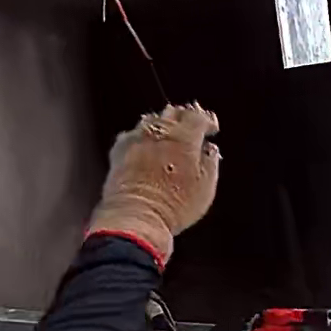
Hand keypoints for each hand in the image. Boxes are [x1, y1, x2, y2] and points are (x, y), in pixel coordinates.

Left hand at [86, 104, 221, 264]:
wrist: (136, 217)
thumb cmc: (175, 205)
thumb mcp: (205, 187)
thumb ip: (210, 162)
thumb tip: (209, 150)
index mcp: (185, 137)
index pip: (197, 116)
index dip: (206, 120)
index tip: (210, 128)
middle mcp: (159, 132)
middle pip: (173, 113)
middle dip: (183, 118)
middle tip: (190, 128)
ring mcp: (137, 139)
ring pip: (151, 121)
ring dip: (161, 126)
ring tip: (167, 137)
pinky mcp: (119, 151)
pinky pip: (131, 135)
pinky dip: (140, 137)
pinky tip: (144, 147)